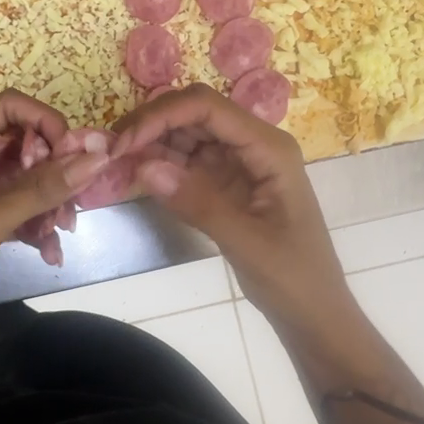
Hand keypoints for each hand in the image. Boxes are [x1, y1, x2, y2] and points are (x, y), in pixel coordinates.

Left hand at [0, 90, 109, 340]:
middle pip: (25, 144)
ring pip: (31, 179)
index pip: (8, 108)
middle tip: (72, 201)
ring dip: (51, 203)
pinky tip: (50, 253)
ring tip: (60, 232)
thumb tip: (95, 157)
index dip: (43, 121)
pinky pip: (26, 209)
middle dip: (54, 170)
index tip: (71, 152)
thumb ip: (39, 189)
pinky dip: (41, 226)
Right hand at [112, 84, 353, 329]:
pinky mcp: (221, 181)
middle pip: (191, 113)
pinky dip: (156, 162)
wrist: (313, 315)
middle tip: (109, 150)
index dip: (160, 116)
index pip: (206, 107)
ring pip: (183, 133)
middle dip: (149, 124)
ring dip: (148, 141)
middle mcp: (251, 145)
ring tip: (112, 160)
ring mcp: (235, 162)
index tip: (123, 143)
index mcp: (268, 148)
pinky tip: (132, 173)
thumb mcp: (248, 244)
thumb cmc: (294, 278)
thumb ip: (198, 203)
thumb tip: (144, 167)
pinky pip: (183, 159)